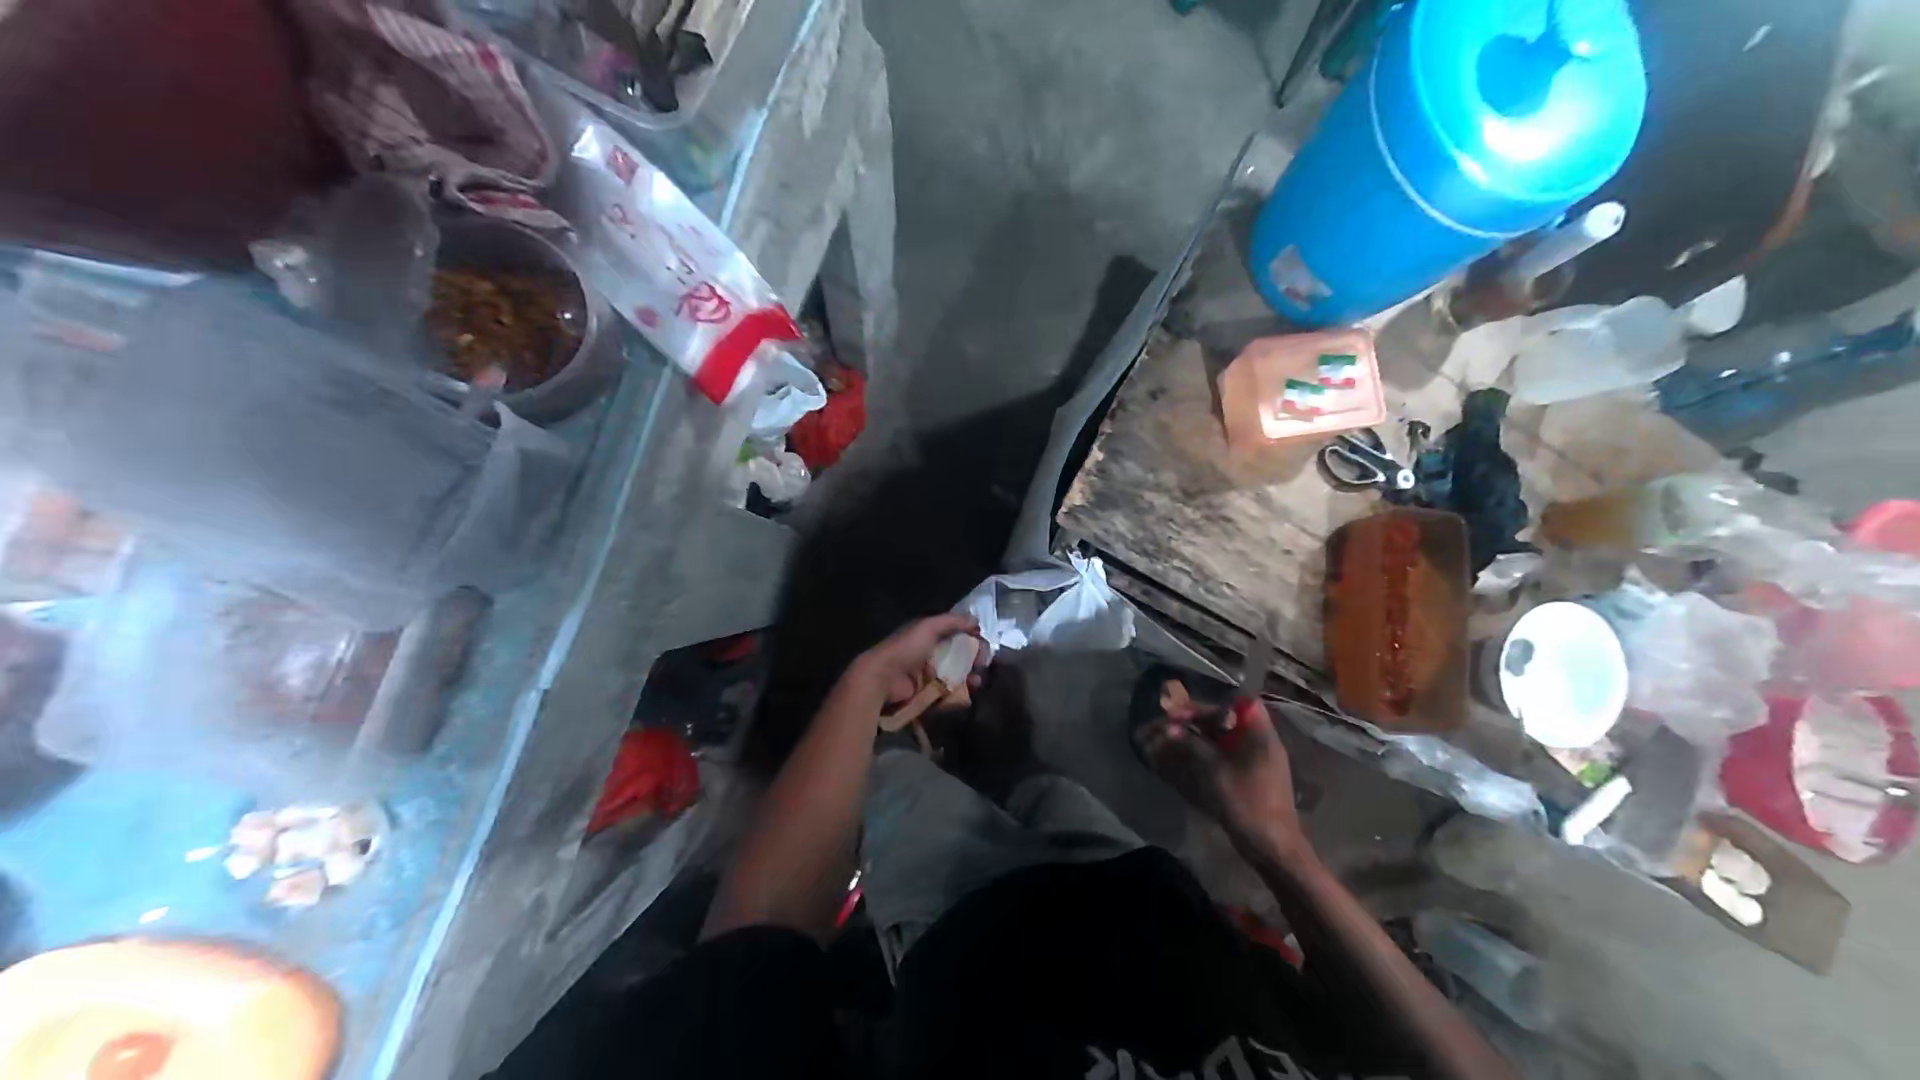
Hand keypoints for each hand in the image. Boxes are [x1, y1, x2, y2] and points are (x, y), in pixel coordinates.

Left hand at [841, 614, 982, 705]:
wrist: (882, 678)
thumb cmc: (905, 648)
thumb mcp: (928, 627)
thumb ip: (952, 621)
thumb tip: (975, 620)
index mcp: (929, 637)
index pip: (957, 636)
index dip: (972, 639)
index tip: (984, 646)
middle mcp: (930, 655)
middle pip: (959, 657)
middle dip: (974, 660)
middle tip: (982, 665)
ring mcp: (929, 676)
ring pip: (956, 676)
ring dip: (970, 678)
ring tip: (977, 681)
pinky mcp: (927, 695)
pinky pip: (948, 694)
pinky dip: (959, 694)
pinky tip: (966, 694)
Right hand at [1140, 691, 1312, 867]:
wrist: (1273, 848)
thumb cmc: (1248, 805)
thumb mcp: (1216, 772)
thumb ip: (1193, 746)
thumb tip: (1169, 729)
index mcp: (1261, 736)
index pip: (1235, 704)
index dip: (1207, 706)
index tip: (1182, 712)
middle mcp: (1261, 742)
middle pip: (1227, 721)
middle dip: (1197, 721)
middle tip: (1170, 725)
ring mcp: (1256, 760)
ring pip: (1224, 738)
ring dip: (1199, 736)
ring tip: (1172, 738)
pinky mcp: (1250, 776)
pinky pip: (1225, 754)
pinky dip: (1206, 752)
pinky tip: (1186, 756)